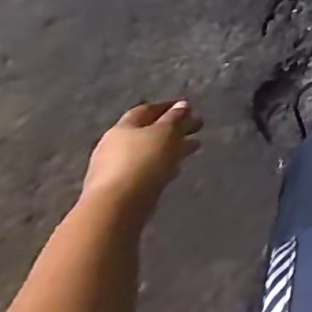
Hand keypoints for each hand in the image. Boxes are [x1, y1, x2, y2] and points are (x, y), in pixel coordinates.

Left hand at [80, 101, 202, 215]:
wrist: (118, 205)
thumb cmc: (144, 161)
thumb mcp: (167, 132)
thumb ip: (176, 118)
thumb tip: (182, 106)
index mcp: (123, 128)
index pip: (146, 111)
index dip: (167, 106)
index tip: (189, 107)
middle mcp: (114, 145)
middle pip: (147, 131)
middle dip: (173, 128)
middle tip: (197, 127)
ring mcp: (114, 167)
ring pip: (149, 151)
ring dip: (171, 147)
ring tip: (193, 147)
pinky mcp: (120, 186)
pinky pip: (146, 169)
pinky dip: (162, 164)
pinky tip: (175, 168)